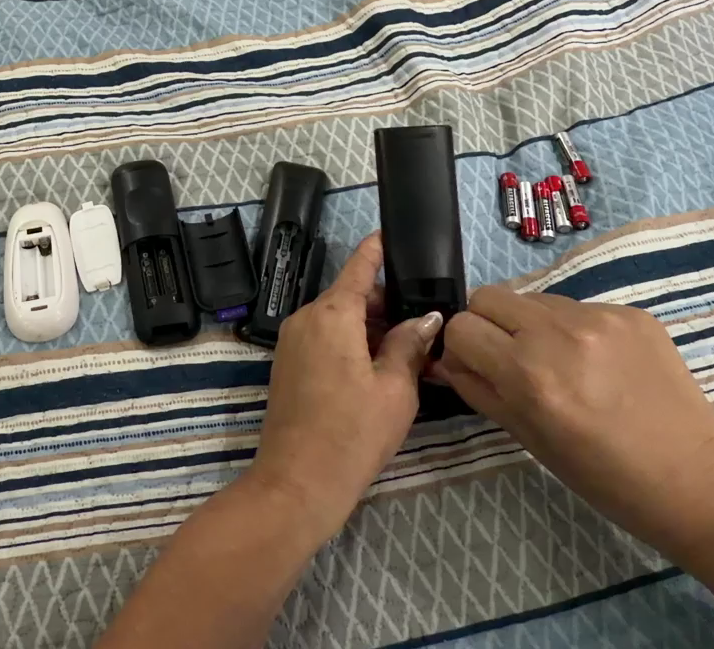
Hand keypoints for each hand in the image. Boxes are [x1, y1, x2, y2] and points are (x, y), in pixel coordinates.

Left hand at [248, 233, 443, 531]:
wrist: (298, 480)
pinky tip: (377, 365)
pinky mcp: (288, 364)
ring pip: (336, 319)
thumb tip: (425, 320)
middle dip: (383, 302)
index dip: (376, 250)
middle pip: (349, 296)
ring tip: (407, 346)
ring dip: (368, 326)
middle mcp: (306, 318)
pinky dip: (349, 342)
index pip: (358, 268)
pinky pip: (323, 338)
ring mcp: (292, 342)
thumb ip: (409, 345)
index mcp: (331, 314)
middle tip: (423, 319)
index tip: (389, 233)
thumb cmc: (352, 431)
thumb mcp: (394, 389)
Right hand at [431, 286, 713, 552]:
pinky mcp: (631, 313)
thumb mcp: (527, 439)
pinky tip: (599, 366)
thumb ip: (478, 390)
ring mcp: (599, 318)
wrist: (699, 482)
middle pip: (487, 297)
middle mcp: (558, 334)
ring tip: (562, 365)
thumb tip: (445, 360)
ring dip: (530, 325)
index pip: (460, 326)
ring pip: (532, 298)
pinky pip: (576, 307)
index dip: (463, 348)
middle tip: (512, 360)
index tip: (479, 368)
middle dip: (487, 325)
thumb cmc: (604, 477)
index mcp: (528, 374)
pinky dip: (572, 330)